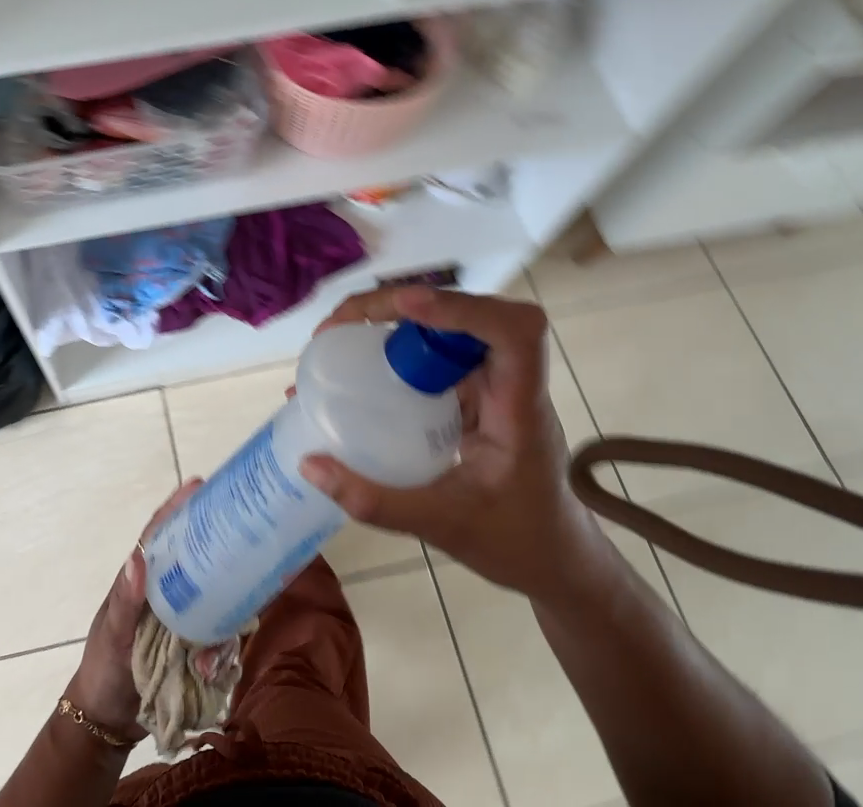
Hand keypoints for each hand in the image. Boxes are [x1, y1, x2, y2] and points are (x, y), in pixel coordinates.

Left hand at [64, 479, 203, 744]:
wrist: (109, 720)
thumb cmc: (103, 668)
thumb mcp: (113, 635)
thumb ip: (125, 600)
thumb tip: (138, 557)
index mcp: (143, 579)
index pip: (161, 535)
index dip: (179, 508)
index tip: (200, 484)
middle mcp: (168, 593)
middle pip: (200, 562)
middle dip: (222, 554)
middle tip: (249, 546)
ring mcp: (185, 619)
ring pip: (218, 602)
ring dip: (222, 623)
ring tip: (208, 655)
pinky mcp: (198, 646)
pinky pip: (222, 638)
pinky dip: (221, 654)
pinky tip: (211, 670)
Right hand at [298, 286, 605, 600]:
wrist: (552, 558)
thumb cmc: (517, 542)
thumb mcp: (441, 525)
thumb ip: (375, 501)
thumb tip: (310, 464)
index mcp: (520, 408)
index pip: (513, 333)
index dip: (463, 308)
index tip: (403, 309)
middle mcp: (509, 384)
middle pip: (471, 314)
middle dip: (405, 305)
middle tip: (342, 322)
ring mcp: (492, 387)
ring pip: (450, 330)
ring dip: (396, 320)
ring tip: (338, 332)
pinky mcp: (474, 396)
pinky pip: (436, 356)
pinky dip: (397, 349)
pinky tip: (357, 363)